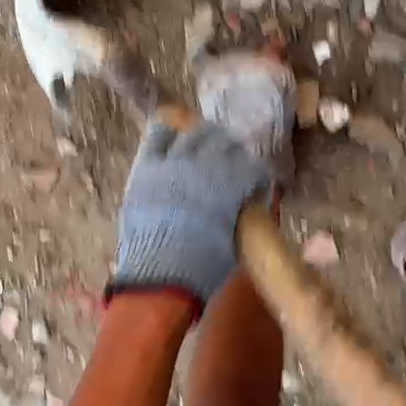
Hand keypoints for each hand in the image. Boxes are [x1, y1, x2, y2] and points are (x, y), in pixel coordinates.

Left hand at [108, 121, 272, 309]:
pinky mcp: (148, 167)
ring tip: (205, 140)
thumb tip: (238, 209)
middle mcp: (207, 165)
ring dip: (203, 136)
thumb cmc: (203, 264)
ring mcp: (175, 163)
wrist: (161, 271)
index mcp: (233, 184)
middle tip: (232, 158)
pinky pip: (157, 139)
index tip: (256, 184)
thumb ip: (237, 216)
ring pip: (193, 134)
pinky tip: (171, 134)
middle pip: (224, 143)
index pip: (253, 168)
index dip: (257, 175)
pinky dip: (166, 133)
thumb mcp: (233, 239)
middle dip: (232, 150)